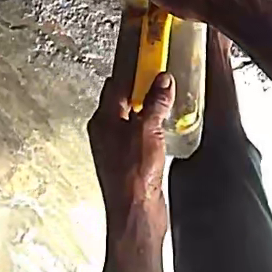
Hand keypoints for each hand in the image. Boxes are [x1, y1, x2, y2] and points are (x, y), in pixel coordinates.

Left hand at [88, 60, 174, 242]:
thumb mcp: (148, 129)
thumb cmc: (134, 175)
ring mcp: (117, 147)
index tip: (147, 57)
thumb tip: (163, 80)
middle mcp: (106, 132)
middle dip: (141, 86)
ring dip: (148, 105)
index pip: (115, 84)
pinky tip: (167, 123)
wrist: (137, 215)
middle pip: (123, 98)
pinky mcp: (130, 160)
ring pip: (133, 115)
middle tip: (161, 74)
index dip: (131, 69)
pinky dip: (152, 123)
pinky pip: (140, 132)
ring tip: (167, 95)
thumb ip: (156, 102)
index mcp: (103, 120)